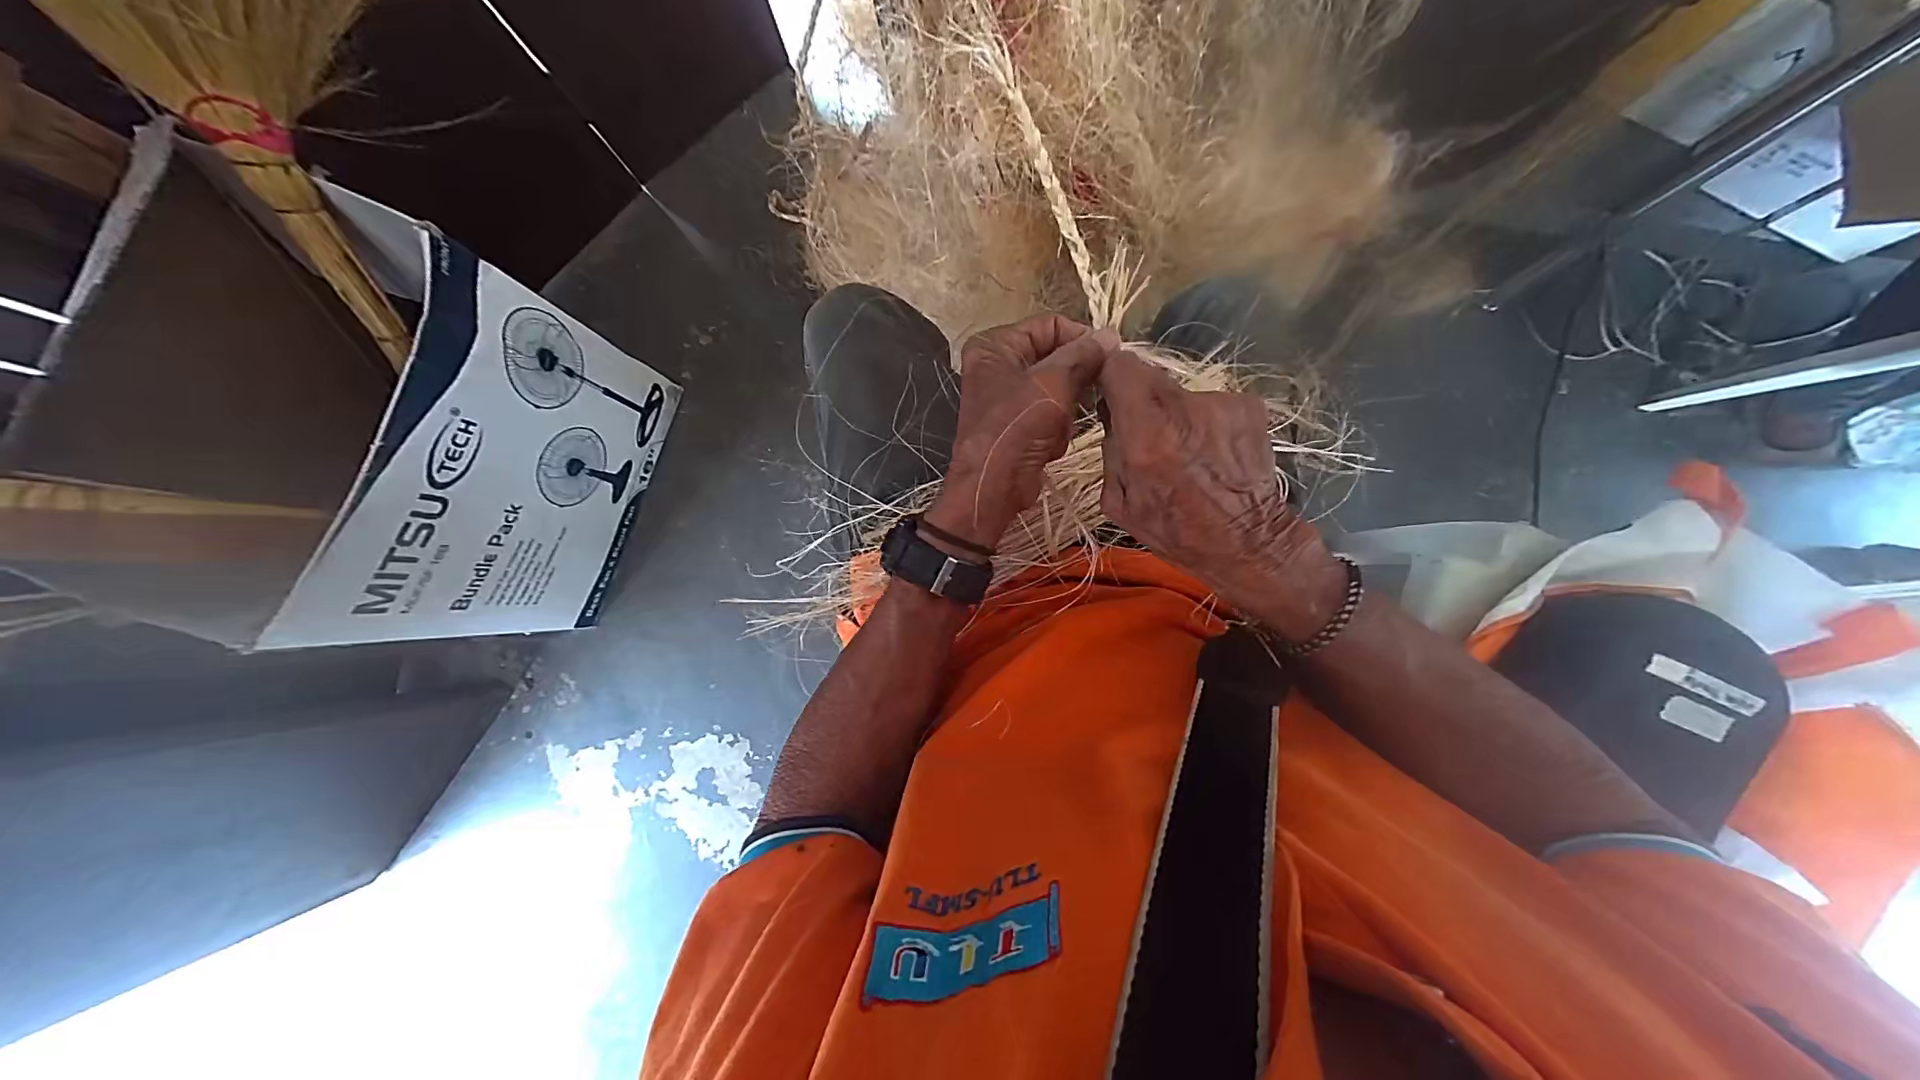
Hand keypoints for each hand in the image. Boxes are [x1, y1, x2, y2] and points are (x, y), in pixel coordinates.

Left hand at [922, 315, 1117, 550]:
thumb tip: (1110, 335)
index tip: (1109, 355)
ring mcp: (1007, 397)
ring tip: (1061, 422)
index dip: (1081, 337)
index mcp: (995, 345)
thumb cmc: (1017, 426)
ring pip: (1058, 388)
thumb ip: (1083, 354)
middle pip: (1055, 356)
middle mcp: (998, 365)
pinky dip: (1059, 426)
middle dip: (1076, 377)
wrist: (994, 484)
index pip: (1050, 325)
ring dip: (1068, 407)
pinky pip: (1052, 413)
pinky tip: (1054, 440)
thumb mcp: (1054, 381)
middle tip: (1096, 389)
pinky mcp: (1019, 424)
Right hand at [1097, 348, 1344, 640]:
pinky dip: (1209, 423)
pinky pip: (1212, 405)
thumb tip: (1111, 413)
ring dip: (1178, 415)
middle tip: (1149, 430)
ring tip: (1189, 453)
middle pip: (1149, 375)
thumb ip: (1110, 449)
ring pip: (1182, 394)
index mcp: (1145, 436)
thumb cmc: (1175, 531)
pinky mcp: (1248, 405)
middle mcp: (1184, 410)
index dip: (1112, 376)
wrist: (1246, 542)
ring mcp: (1220, 404)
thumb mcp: (1118, 501)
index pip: (1120, 367)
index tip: (1112, 391)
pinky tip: (1215, 454)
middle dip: (1142, 398)